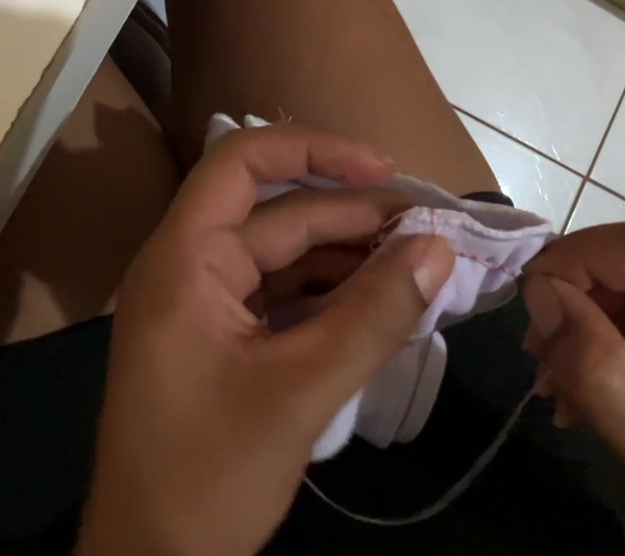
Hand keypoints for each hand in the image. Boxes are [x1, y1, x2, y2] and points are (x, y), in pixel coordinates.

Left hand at [77, 124, 454, 554]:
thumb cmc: (208, 475)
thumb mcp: (299, 393)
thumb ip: (372, 317)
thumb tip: (440, 248)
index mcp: (184, 258)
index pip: (242, 163)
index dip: (314, 150)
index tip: (384, 170)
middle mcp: (190, 266)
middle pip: (278, 212)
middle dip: (354, 215)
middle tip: (431, 226)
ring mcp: (206, 304)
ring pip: (286, 255)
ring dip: (351, 256)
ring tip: (422, 261)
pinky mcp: (224, 339)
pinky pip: (284, 295)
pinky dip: (333, 294)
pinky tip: (385, 300)